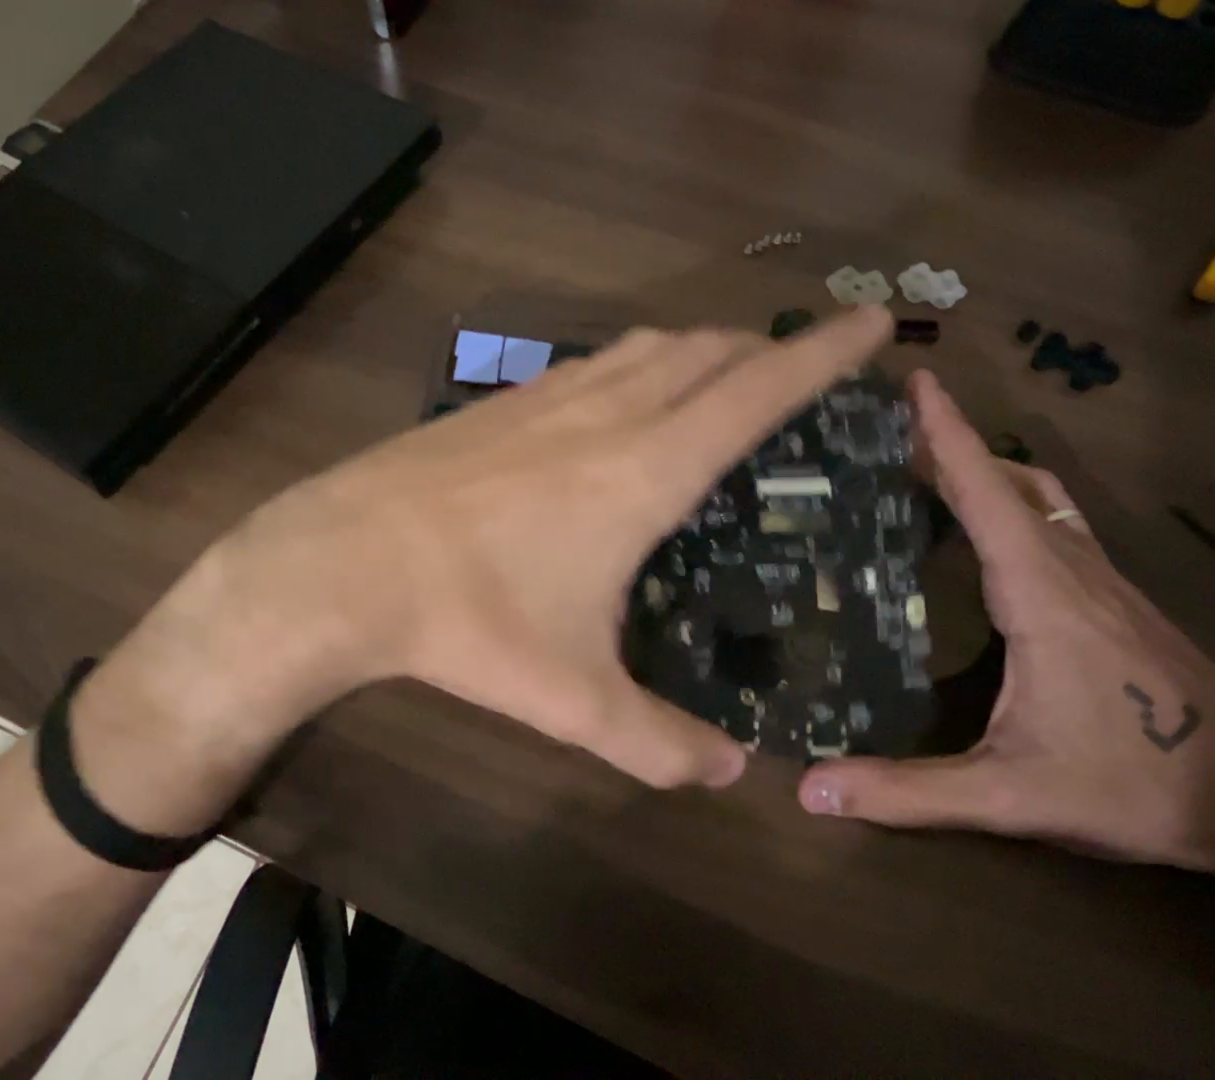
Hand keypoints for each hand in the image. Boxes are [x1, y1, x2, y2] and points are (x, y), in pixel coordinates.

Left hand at [97, 306, 893, 805]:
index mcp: (646, 469)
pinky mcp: (494, 406)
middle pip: (707, 351)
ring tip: (722, 369)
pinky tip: (615, 398)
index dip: (823, 352)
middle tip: (799, 363)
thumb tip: (727, 776)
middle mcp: (606, 413)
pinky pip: (589, 365)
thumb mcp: (573, 699)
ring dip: (698, 348)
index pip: (757, 389)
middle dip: (766, 346)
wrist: (343, 564)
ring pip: (644, 348)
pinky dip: (632, 364)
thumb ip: (657, 743)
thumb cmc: (469, 623)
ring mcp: (543, 399)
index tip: (871, 319)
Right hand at [799, 371, 1214, 871]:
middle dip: (949, 446)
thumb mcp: (1008, 796)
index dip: (945, 434)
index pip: (985, 493)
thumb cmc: (1134, 786)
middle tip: (882, 437)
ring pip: (1039, 501)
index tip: (912, 381)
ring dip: (982, 473)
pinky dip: (1010, 505)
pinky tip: (984, 542)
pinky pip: (1055, 527)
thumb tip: (806, 791)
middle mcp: (1074, 571)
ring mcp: (1103, 584)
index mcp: (1042, 594)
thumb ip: (907, 792)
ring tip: (920, 477)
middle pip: (1009, 482)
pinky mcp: (1116, 603)